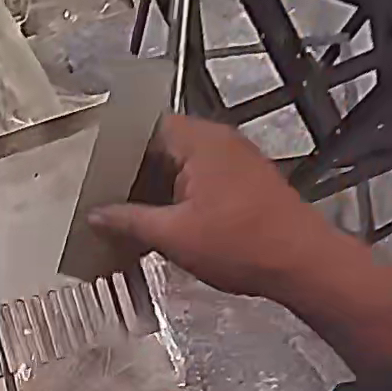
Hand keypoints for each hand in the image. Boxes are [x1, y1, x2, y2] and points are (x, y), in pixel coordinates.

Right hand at [91, 114, 391, 375]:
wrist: (300, 264)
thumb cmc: (238, 244)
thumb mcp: (172, 235)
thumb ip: (128, 221)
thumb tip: (94, 216)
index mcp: (200, 142)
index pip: (147, 126)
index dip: (116, 146)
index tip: (91, 167)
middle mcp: (218, 143)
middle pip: (161, 146)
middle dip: (130, 171)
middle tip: (98, 193)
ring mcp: (232, 164)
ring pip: (177, 167)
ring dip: (150, 188)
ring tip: (119, 212)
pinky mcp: (240, 185)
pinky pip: (194, 182)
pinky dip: (171, 198)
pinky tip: (153, 223)